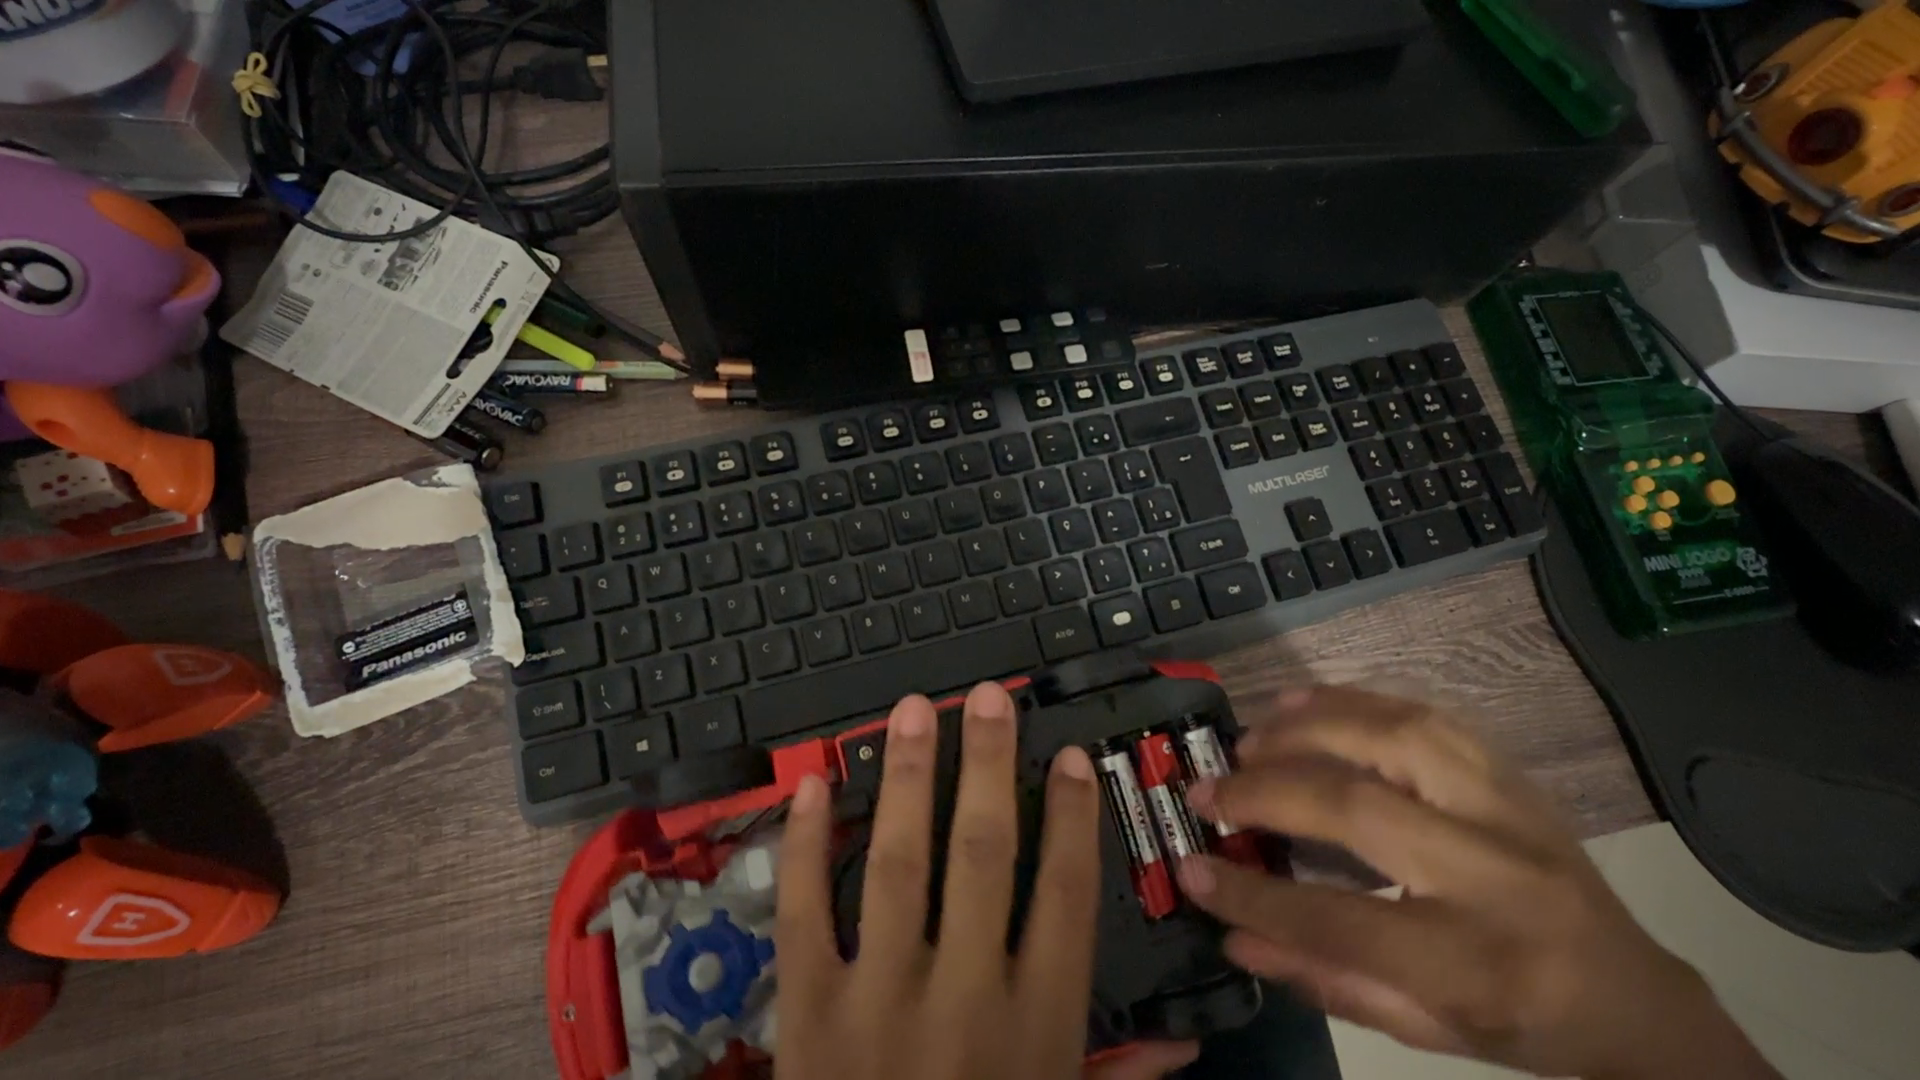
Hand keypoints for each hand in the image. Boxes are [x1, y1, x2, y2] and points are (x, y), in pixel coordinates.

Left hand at [775, 682, 1198, 1079]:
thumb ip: (1116, 1075)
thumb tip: (1185, 1047)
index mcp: (1034, 1022)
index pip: (1063, 896)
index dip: (1073, 817)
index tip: (1071, 754)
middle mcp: (963, 994)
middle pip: (982, 855)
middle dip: (988, 766)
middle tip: (987, 698)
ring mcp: (877, 996)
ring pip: (897, 865)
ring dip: (908, 780)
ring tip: (913, 712)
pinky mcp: (805, 1006)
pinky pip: (805, 910)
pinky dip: (805, 844)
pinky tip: (814, 785)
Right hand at [1175, 685, 1779, 1079]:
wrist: (1633, 996)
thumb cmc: (1519, 1023)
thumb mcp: (1421, 1026)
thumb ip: (1324, 978)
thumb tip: (1233, 934)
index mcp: (1476, 961)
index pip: (1338, 919)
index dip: (1251, 894)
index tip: (1191, 867)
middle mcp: (1497, 874)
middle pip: (1360, 806)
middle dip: (1266, 792)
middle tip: (1206, 791)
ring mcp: (1512, 812)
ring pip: (1399, 736)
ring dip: (1309, 728)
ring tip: (1250, 739)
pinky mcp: (1514, 776)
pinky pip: (1429, 716)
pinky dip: (1355, 701)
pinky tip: (1304, 704)